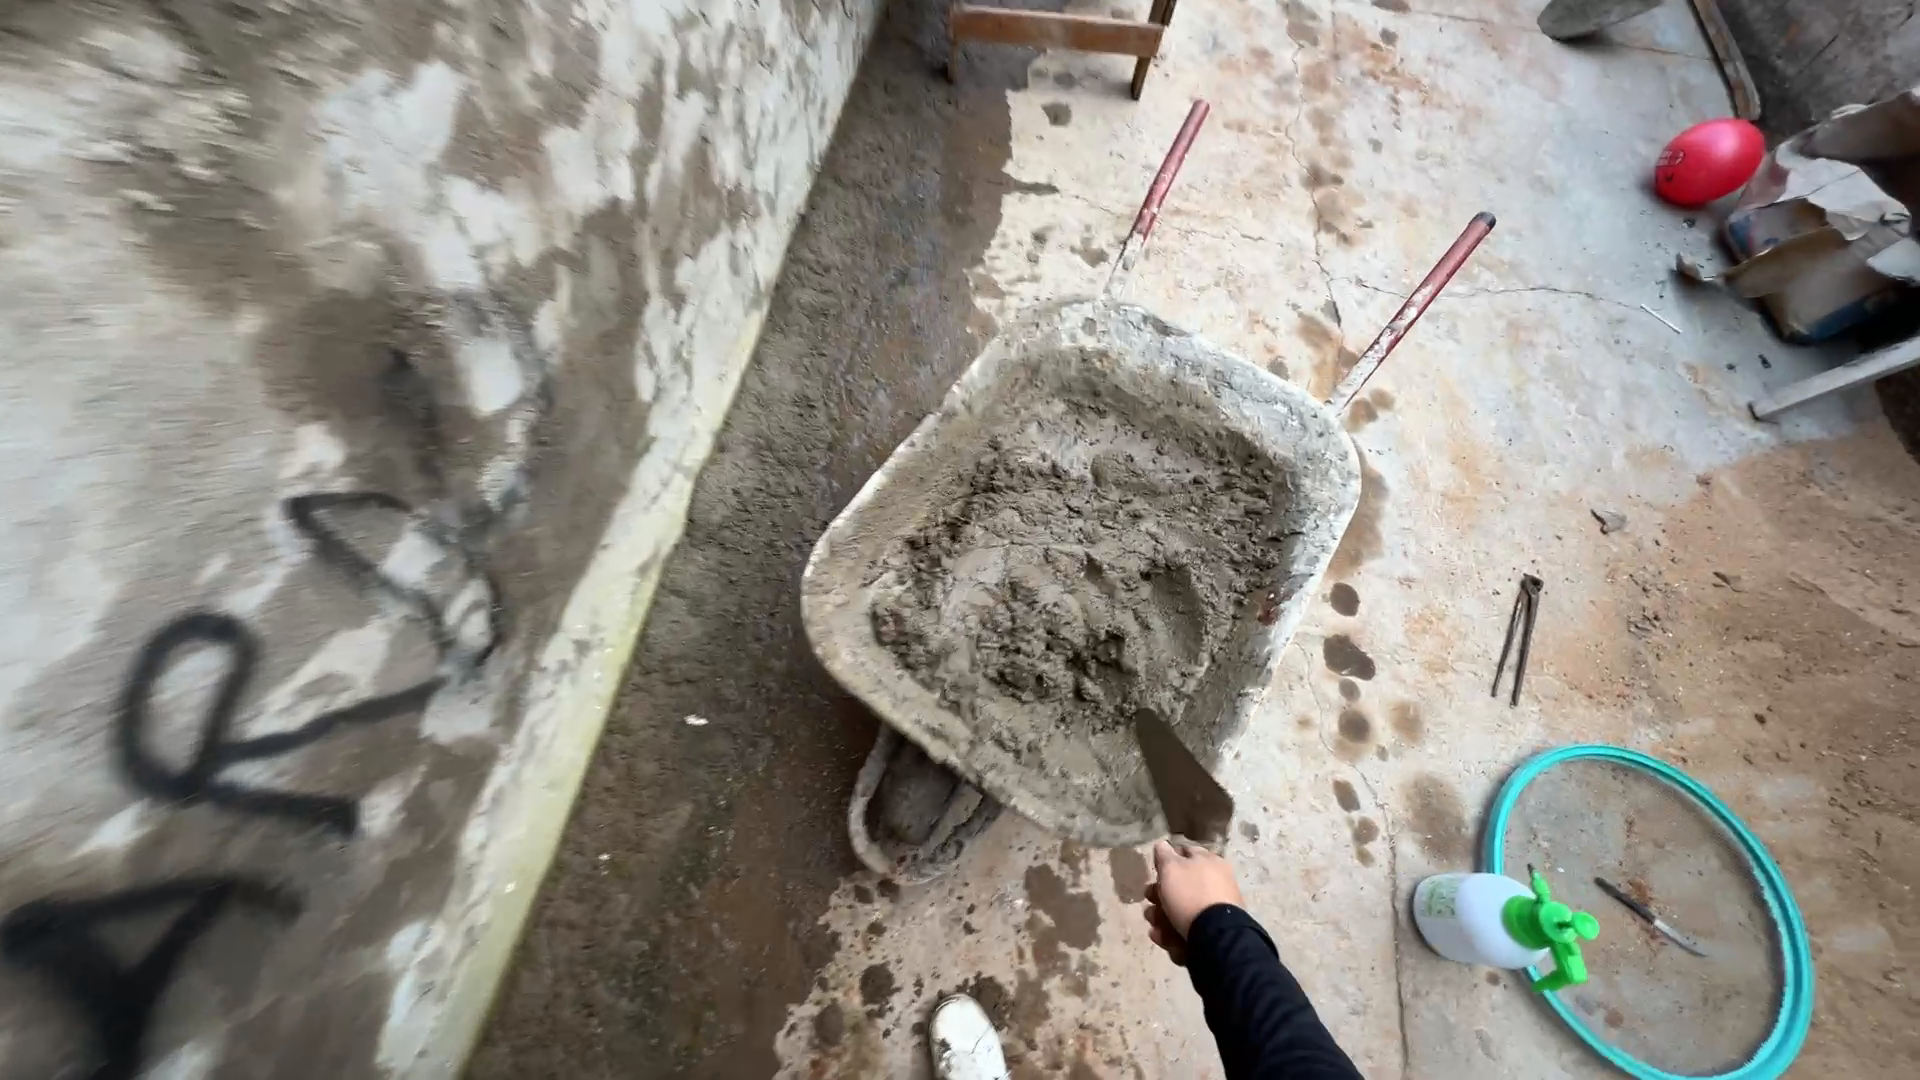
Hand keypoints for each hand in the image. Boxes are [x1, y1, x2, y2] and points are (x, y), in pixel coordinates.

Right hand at [1143, 839, 1243, 966]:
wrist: (1216, 938)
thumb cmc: (1190, 895)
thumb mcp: (1171, 867)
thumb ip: (1164, 854)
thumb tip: (1163, 844)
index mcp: (1209, 863)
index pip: (1184, 854)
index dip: (1165, 862)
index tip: (1153, 873)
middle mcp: (1215, 884)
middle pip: (1180, 887)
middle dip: (1159, 897)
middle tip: (1149, 903)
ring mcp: (1216, 911)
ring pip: (1182, 911)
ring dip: (1163, 919)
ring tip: (1155, 929)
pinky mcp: (1215, 934)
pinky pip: (1190, 931)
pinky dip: (1176, 936)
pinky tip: (1167, 942)